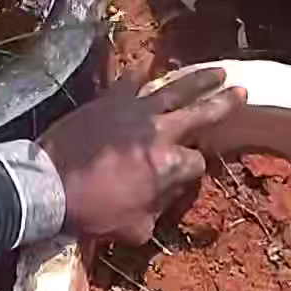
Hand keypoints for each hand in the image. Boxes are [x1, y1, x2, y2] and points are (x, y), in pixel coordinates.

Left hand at [38, 68, 245, 243]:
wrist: (49, 183)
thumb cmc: (92, 209)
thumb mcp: (135, 227)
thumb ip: (157, 210)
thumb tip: (163, 196)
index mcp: (169, 164)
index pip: (196, 163)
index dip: (192, 171)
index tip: (182, 177)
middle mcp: (160, 130)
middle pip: (201, 113)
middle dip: (224, 103)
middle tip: (242, 91)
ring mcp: (136, 110)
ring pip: (176, 89)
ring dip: (199, 79)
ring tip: (218, 70)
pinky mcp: (111, 99)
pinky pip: (131, 80)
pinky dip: (141, 71)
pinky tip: (150, 62)